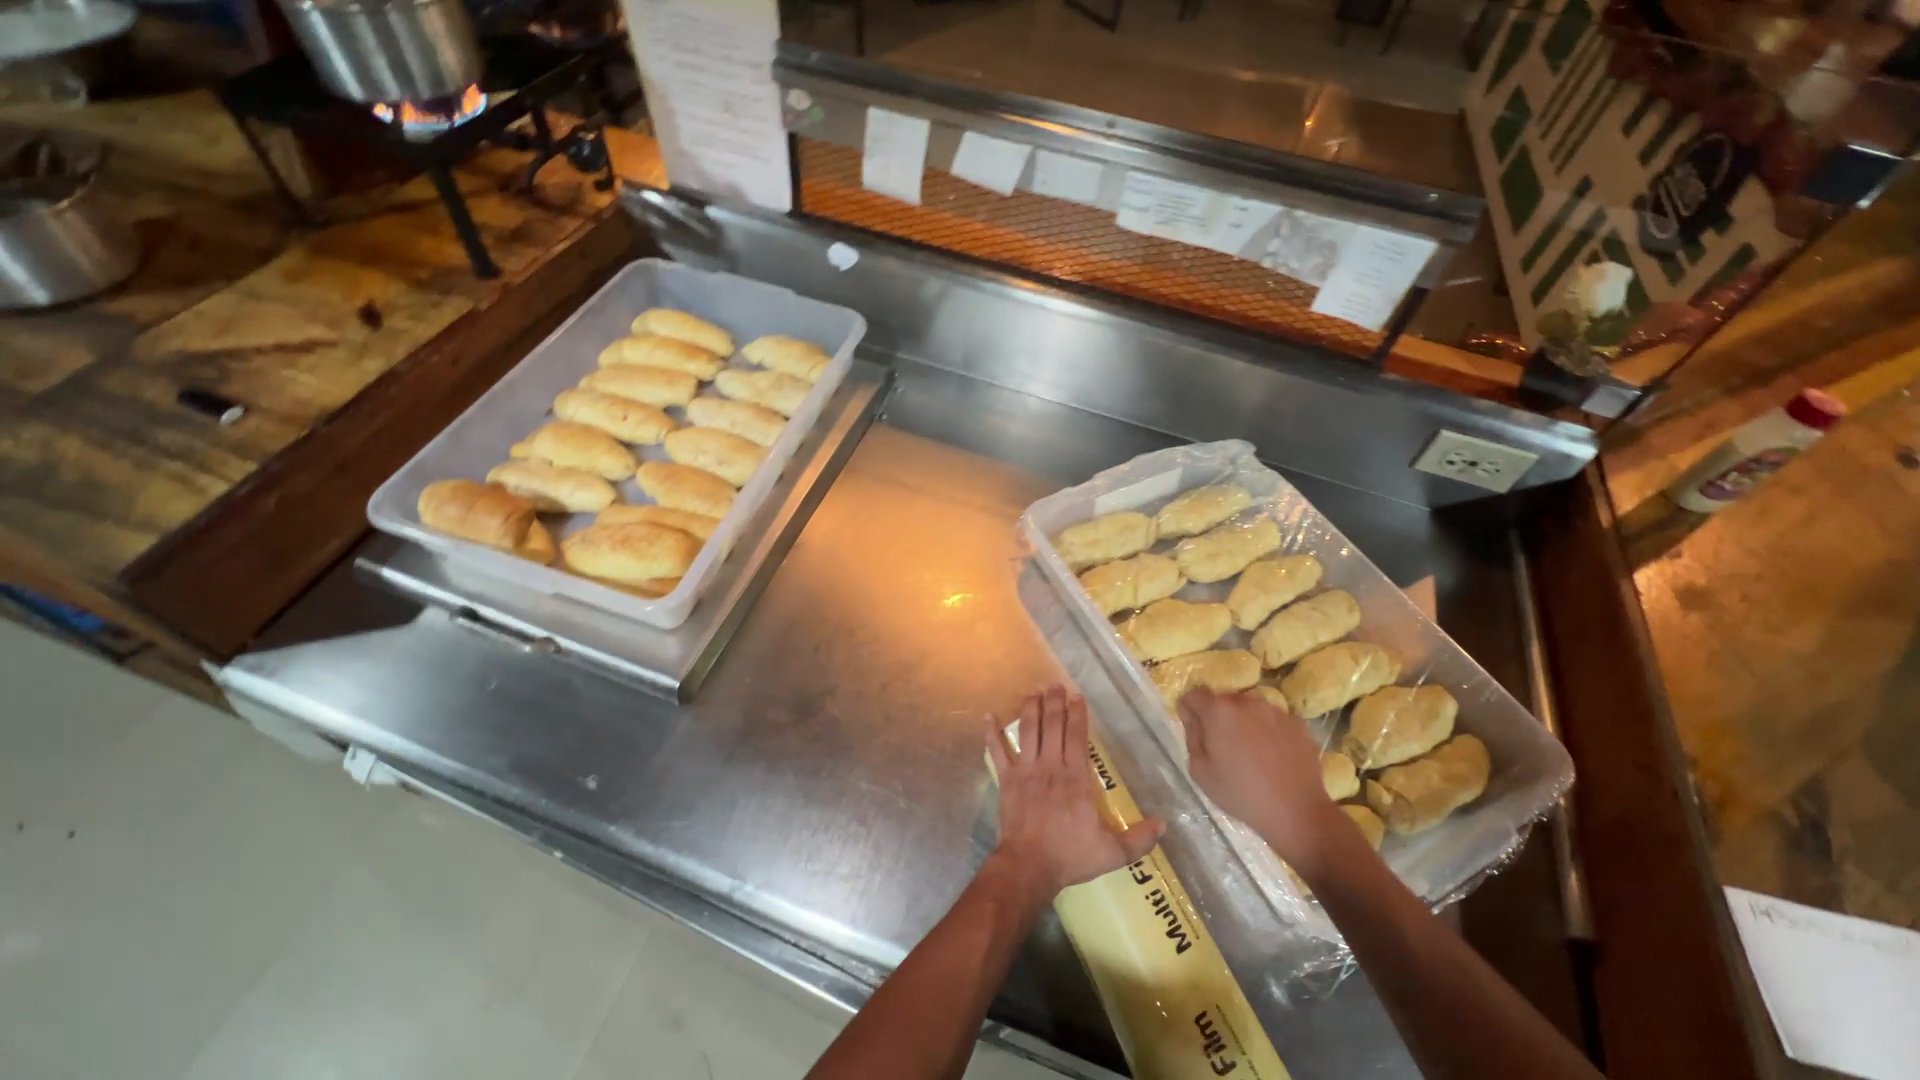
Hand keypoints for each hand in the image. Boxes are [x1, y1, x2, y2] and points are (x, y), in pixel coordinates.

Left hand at [985, 685, 1163, 906]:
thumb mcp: (1113, 852)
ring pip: (1028, 731)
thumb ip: (1139, 838)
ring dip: (1030, 709)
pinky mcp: (1006, 780)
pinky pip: (997, 752)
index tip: (1078, 698)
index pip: (1078, 736)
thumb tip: (1163, 824)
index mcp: (1076, 778)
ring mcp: (1026, 771)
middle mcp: (1051, 766)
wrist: (1028, 866)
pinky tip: (988, 716)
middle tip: (1056, 685)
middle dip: (1055, 702)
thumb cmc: (1070, 856)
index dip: (1078, 714)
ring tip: (1033, 692)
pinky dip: (992, 733)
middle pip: (1053, 725)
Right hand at [1178, 688, 1343, 865]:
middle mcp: (1248, 702)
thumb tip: (1192, 716)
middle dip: (1218, 716)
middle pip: (1224, 700)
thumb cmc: (1240, 793)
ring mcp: (1276, 711)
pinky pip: (1273, 721)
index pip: (1194, 694)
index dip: (1189, 709)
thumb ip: (1192, 736)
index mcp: (1220, 711)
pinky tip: (1272, 758)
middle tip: (1222, 746)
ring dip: (1244, 722)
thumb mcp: (1200, 771)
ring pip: (1250, 709)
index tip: (1194, 729)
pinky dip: (1267, 732)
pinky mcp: (1297, 724)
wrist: (1296, 810)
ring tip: (1250, 753)